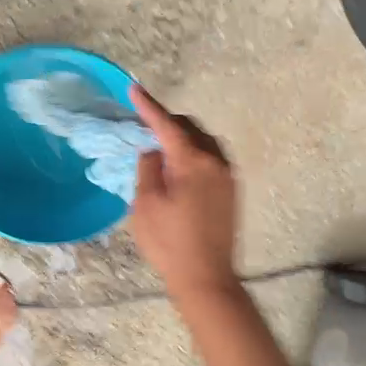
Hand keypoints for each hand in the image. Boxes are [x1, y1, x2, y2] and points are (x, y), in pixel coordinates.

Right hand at [128, 84, 240, 298]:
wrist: (206, 277)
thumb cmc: (168, 240)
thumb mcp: (145, 203)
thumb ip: (148, 168)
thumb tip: (153, 150)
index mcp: (192, 162)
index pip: (166, 125)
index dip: (148, 107)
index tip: (133, 88)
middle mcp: (217, 163)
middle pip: (190, 129)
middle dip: (166, 124)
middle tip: (141, 129)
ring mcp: (228, 177)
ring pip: (203, 143)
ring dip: (181, 140)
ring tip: (158, 151)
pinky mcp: (231, 192)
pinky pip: (210, 160)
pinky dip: (191, 155)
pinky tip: (176, 171)